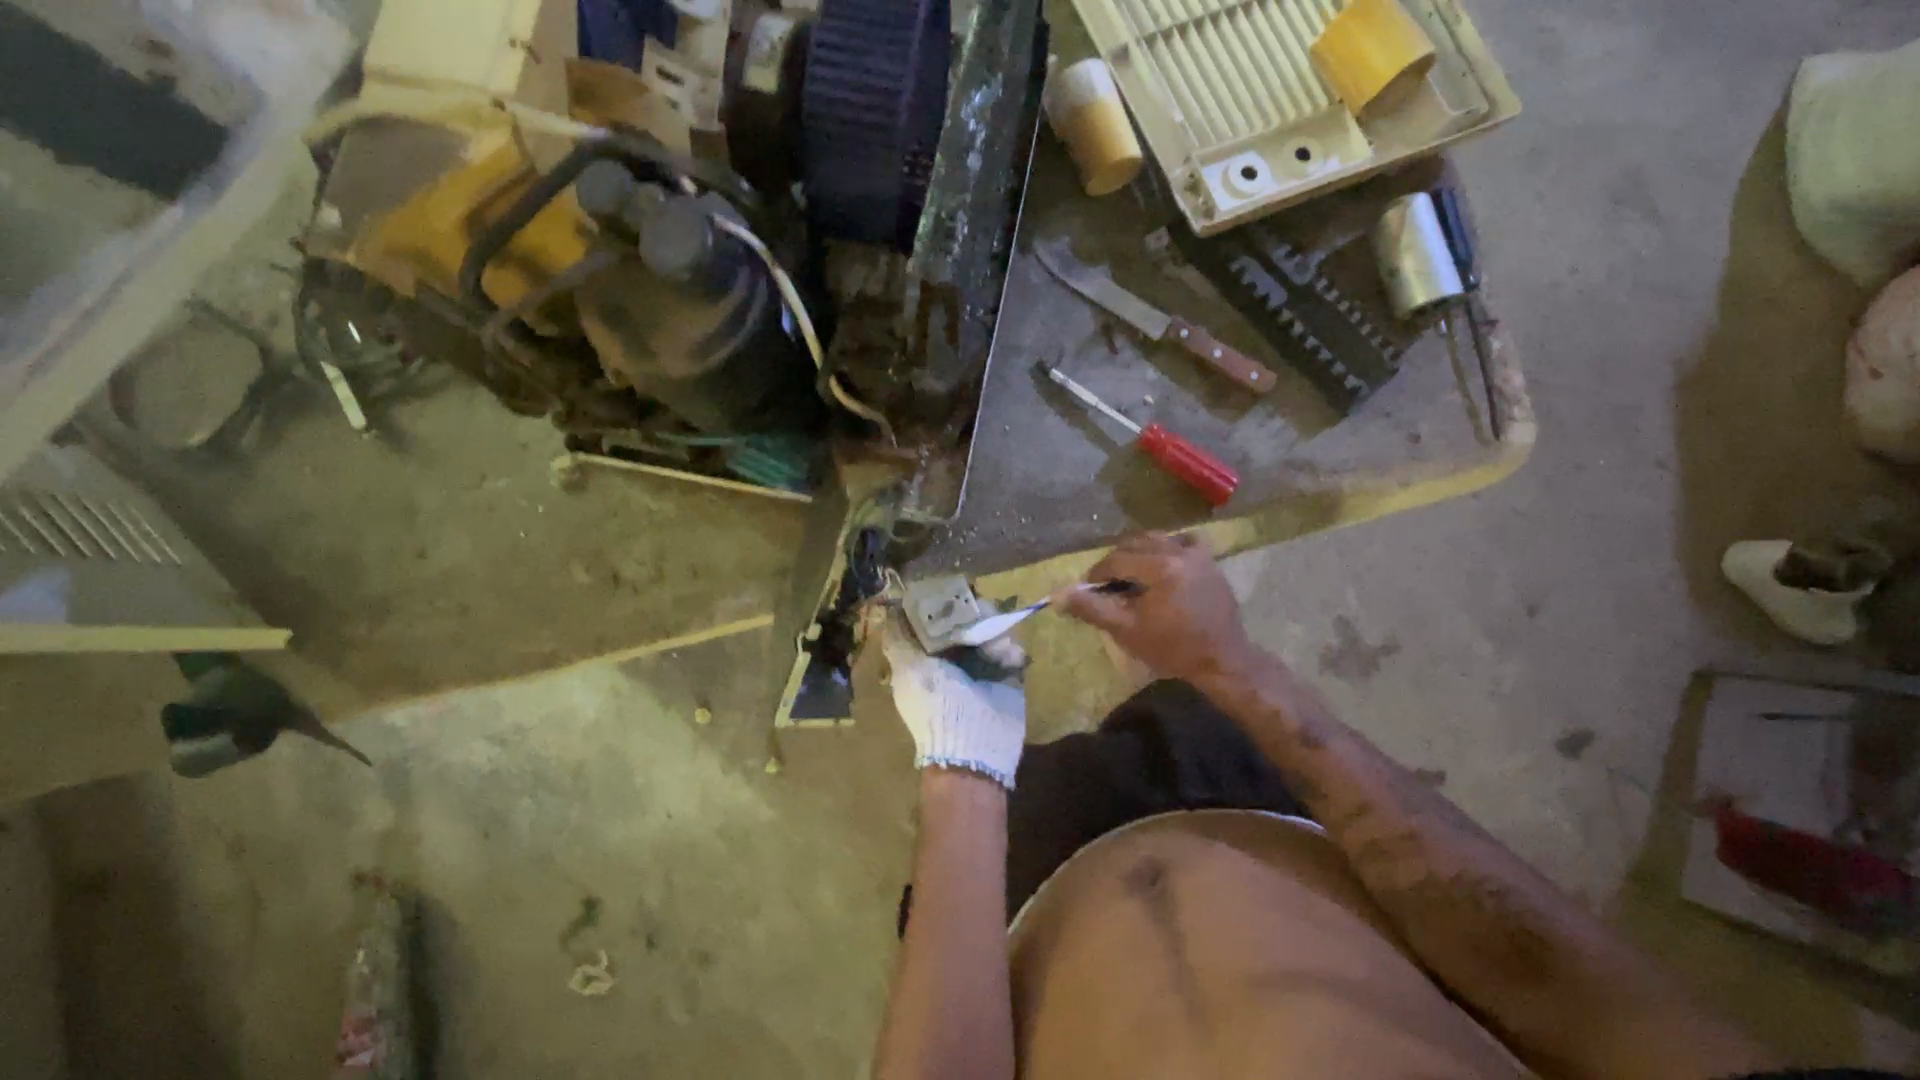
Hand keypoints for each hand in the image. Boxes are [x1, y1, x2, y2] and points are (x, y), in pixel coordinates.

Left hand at [852, 605, 1026, 788]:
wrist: (974, 745)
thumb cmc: (935, 705)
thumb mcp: (908, 669)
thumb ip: (899, 638)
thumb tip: (891, 609)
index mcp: (925, 654)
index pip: (933, 616)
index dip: (939, 601)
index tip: (948, 590)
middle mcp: (953, 654)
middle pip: (964, 615)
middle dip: (972, 611)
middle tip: (976, 613)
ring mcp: (982, 662)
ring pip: (990, 625)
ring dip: (992, 629)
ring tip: (994, 646)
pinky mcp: (1008, 670)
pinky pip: (1012, 644)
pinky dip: (1009, 647)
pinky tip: (1006, 658)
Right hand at [1055, 532, 1259, 683]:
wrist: (1220, 661)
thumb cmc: (1172, 649)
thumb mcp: (1126, 630)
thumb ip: (1092, 608)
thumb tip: (1058, 594)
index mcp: (1160, 567)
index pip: (1116, 560)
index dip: (1097, 574)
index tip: (1089, 590)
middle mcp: (1179, 552)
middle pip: (1135, 543)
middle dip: (1116, 561)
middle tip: (1108, 585)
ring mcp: (1198, 554)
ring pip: (1158, 539)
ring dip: (1140, 552)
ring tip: (1132, 576)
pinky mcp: (1211, 562)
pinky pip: (1185, 542)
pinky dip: (1169, 547)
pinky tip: (1163, 564)